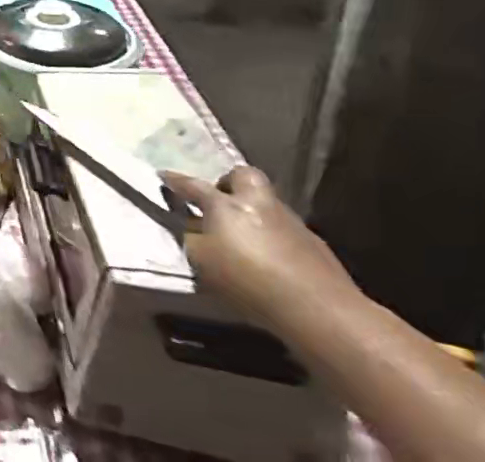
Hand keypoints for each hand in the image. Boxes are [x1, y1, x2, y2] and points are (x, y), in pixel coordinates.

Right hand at [161, 166, 361, 329]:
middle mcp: (258, 203)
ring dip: (253, 210)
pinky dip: (273, 235)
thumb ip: (192, 238)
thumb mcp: (202, 261)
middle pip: (243, 175)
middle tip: (221, 200)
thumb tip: (193, 227)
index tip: (163, 175)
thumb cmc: (249, 282)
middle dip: (229, 182)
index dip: (176, 180)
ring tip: (245, 235)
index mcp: (225, 205)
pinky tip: (271, 257)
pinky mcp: (314, 244)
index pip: (193, 186)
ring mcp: (290, 221)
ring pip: (266, 202)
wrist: (320, 310)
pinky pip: (284, 228)